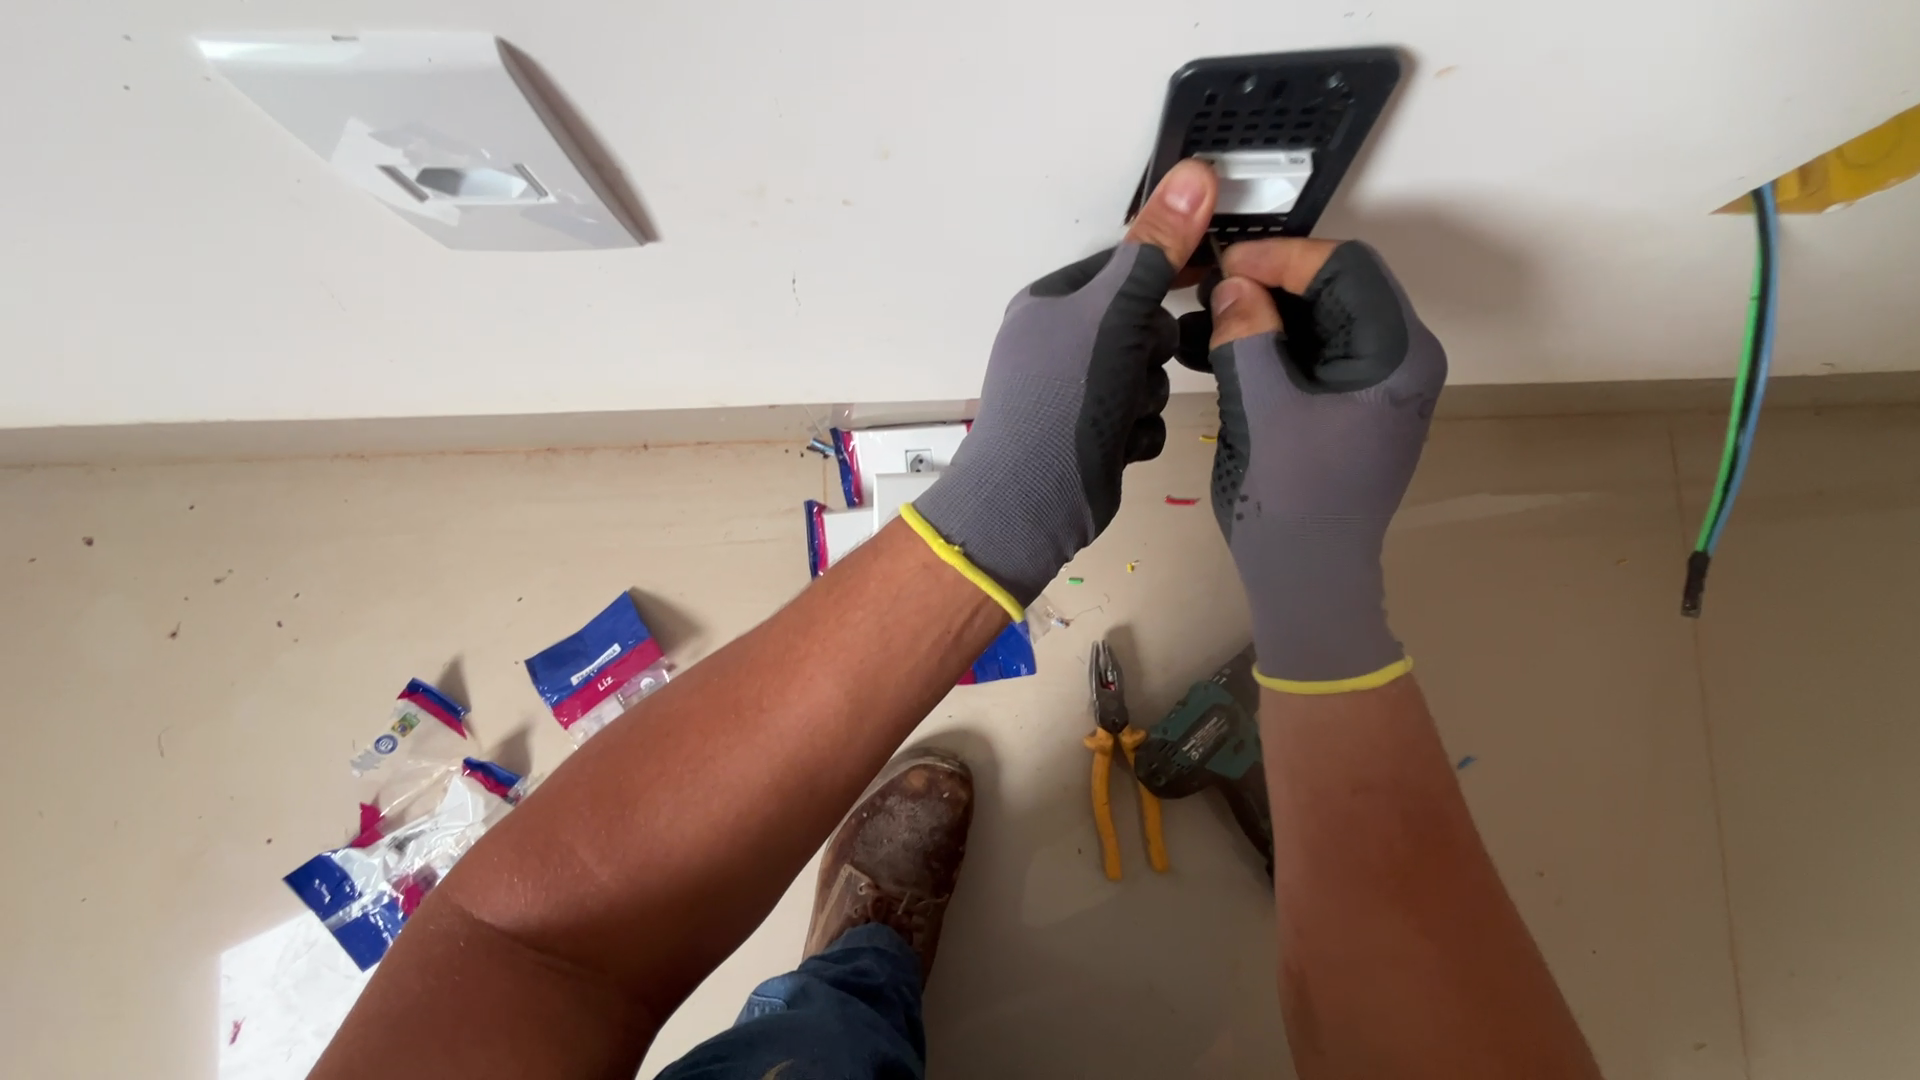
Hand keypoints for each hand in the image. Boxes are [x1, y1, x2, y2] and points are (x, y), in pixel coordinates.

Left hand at [907, 161, 1218, 615]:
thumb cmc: (1063, 397)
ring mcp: (1076, 394)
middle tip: (1132, 367)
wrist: (1033, 500)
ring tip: (1118, 416)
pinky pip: (1142, 418)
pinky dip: (1136, 433)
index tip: (1208, 272)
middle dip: (1149, 351)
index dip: (1164, 271)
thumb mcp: (1110, 315)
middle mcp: (1060, 346)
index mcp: (1051, 306)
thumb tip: (1197, 171)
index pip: (1124, 268)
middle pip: (1144, 325)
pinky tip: (1117, 447)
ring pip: (1148, 376)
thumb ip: (1154, 251)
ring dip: (1145, 396)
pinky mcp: (1093, 436)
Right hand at [1192, 239, 1445, 690]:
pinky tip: (1216, 351)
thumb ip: (1245, 335)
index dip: (1281, 256)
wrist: (1307, 577)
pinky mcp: (1344, 410)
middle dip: (1267, 286)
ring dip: (1260, 318)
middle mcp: (1395, 360)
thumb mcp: (1261, 408)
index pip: (1345, 267)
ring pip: (1315, 325)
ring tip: (1201, 321)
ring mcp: (1370, 387)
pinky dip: (1266, 351)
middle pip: (1333, 291)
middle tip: (1206, 291)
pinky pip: (1307, 361)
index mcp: (1395, 352)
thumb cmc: (1290, 497)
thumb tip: (1232, 284)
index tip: (1222, 264)